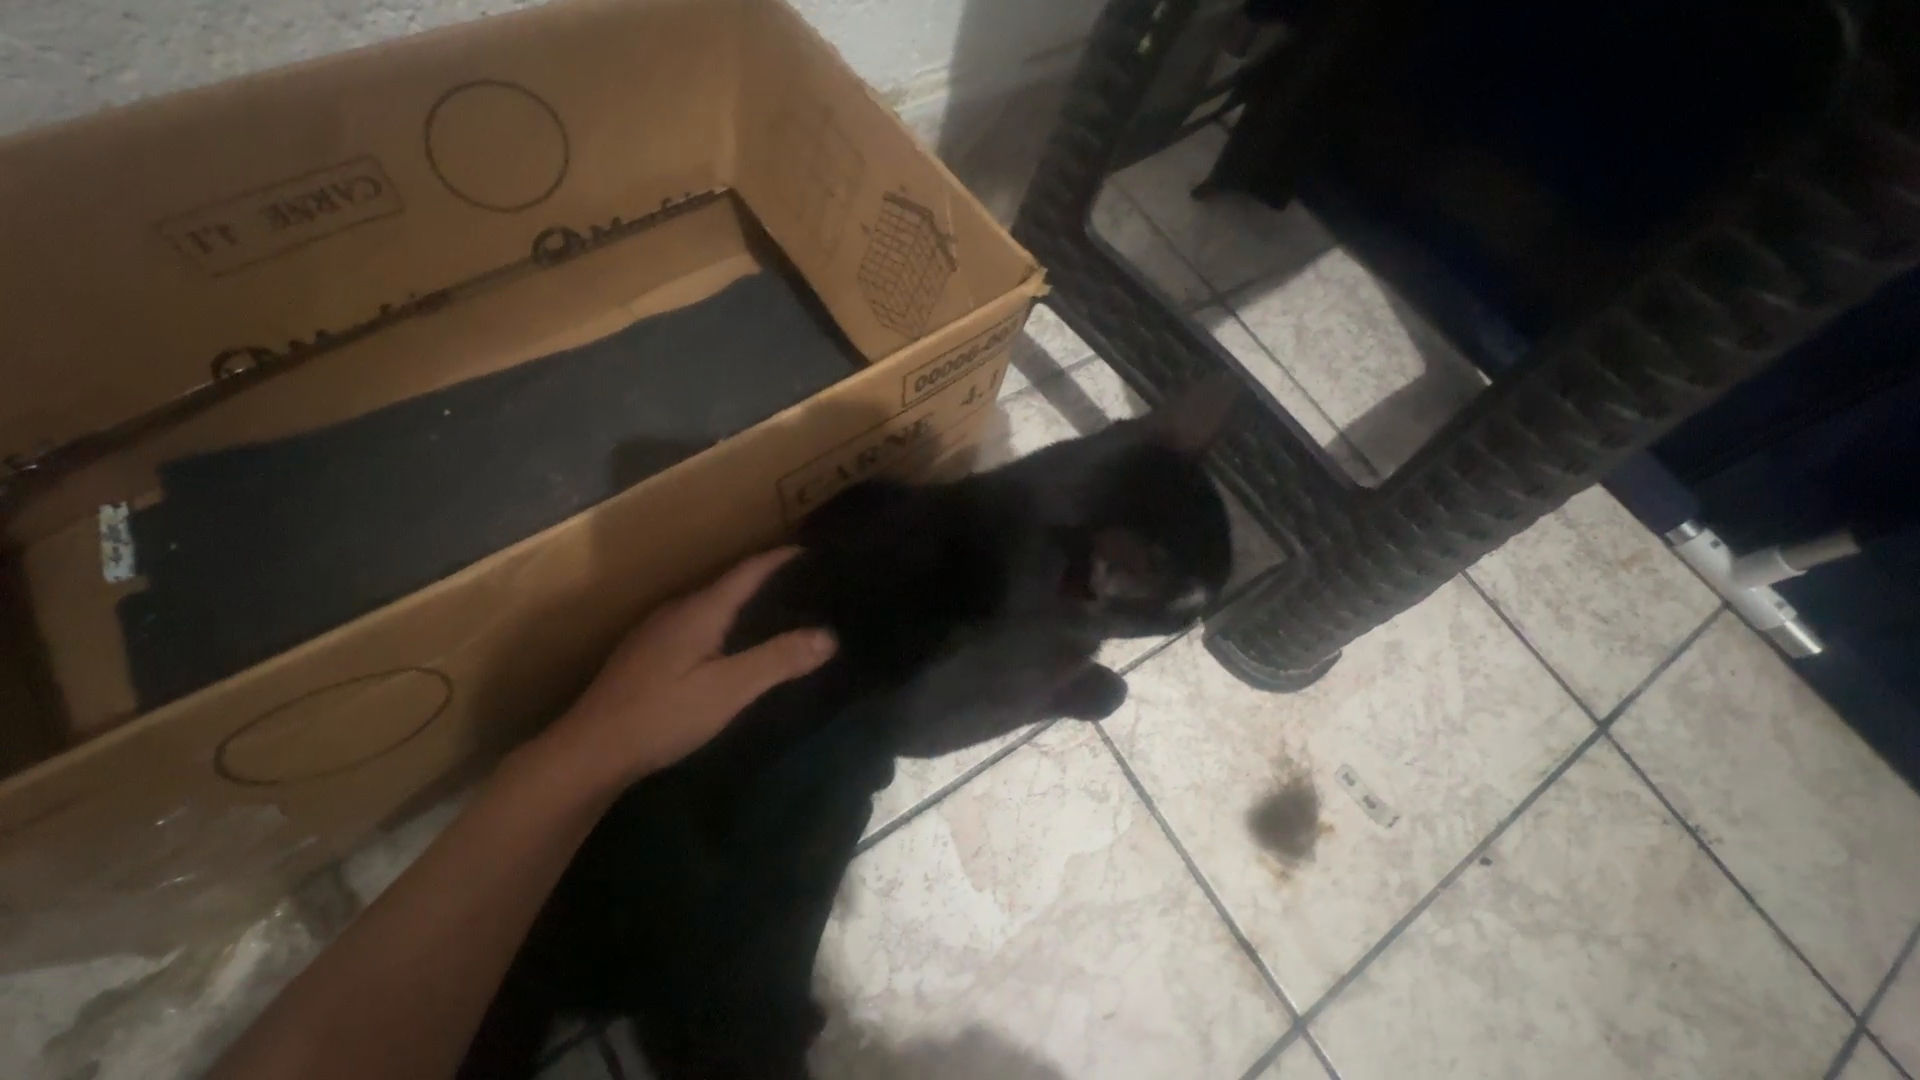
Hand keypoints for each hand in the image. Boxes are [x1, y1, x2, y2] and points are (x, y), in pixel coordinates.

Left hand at [541, 547, 835, 786]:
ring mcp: (655, 632)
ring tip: (776, 614)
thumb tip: (829, 635)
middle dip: (766, 581)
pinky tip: (730, 647)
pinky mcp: (645, 655)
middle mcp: (676, 610)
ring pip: (709, 606)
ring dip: (742, 604)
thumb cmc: (664, 714)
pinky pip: (695, 625)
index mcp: (700, 610)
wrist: (590, 751)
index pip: (748, 570)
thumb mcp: (730, 689)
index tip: (812, 552)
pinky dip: (722, 625)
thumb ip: (779, 659)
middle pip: (728, 584)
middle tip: (805, 587)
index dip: (781, 558)